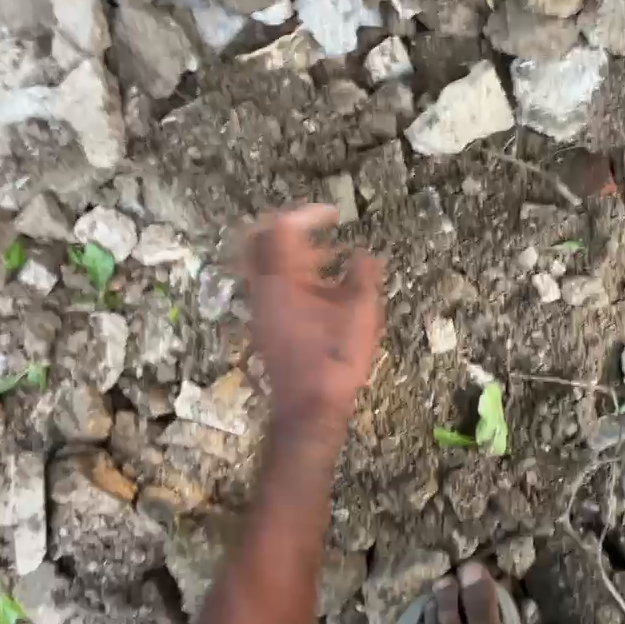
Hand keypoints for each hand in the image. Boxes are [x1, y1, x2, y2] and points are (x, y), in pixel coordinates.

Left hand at [242, 205, 385, 428]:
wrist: (308, 409)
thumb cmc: (335, 358)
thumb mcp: (360, 311)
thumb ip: (362, 275)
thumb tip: (363, 253)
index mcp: (281, 279)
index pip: (283, 228)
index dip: (308, 214)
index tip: (335, 215)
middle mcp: (262, 289)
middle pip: (261, 241)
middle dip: (291, 228)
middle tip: (319, 227)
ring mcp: (260, 309)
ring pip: (266, 265)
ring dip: (295, 254)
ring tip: (331, 258)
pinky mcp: (265, 326)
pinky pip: (272, 286)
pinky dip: (293, 276)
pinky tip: (324, 291)